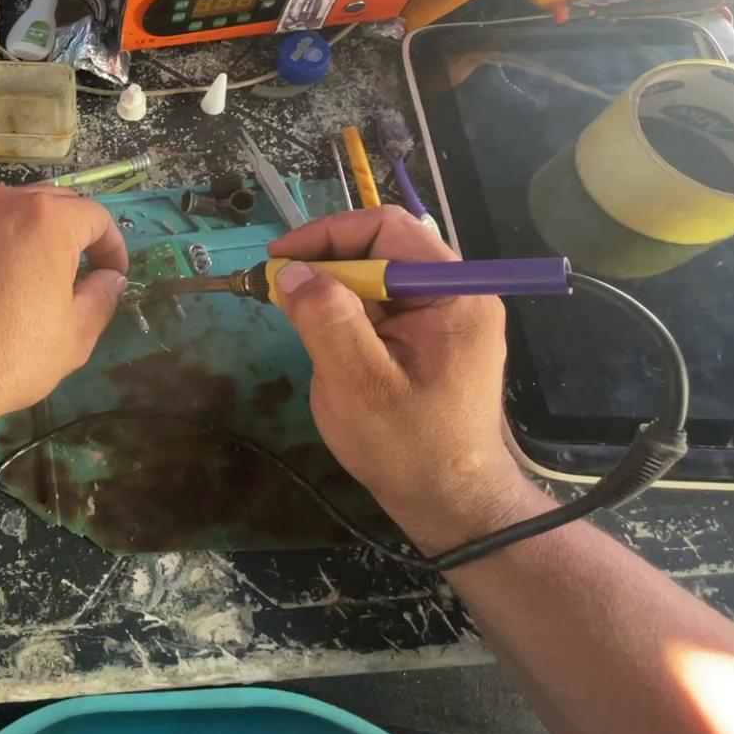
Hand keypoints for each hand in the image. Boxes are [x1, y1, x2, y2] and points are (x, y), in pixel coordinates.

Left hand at [0, 185, 127, 435]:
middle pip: (54, 203)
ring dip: (36, 235)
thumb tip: (109, 278)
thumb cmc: (8, 357)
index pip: (95, 216)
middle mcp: (2, 202)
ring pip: (14, 212)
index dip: (113, 246)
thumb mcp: (74, 335)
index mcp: (44, 219)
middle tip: (82, 274)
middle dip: (76, 234)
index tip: (114, 276)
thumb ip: (101, 296)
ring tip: (38, 278)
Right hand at [268, 207, 537, 553]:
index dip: (328, 234)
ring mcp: (438, 314)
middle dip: (324, 258)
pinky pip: (374, 300)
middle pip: (380, 244)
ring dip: (328, 282)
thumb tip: (292, 272)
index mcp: (452, 294)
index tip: (282, 260)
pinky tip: (317, 328)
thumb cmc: (409, 447)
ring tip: (294, 308)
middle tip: (282, 286)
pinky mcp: (422, 334)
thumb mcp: (359, 385)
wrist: (451, 504)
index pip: (387, 228)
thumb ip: (327, 321)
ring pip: (372, 271)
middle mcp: (451, 293)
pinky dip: (338, 304)